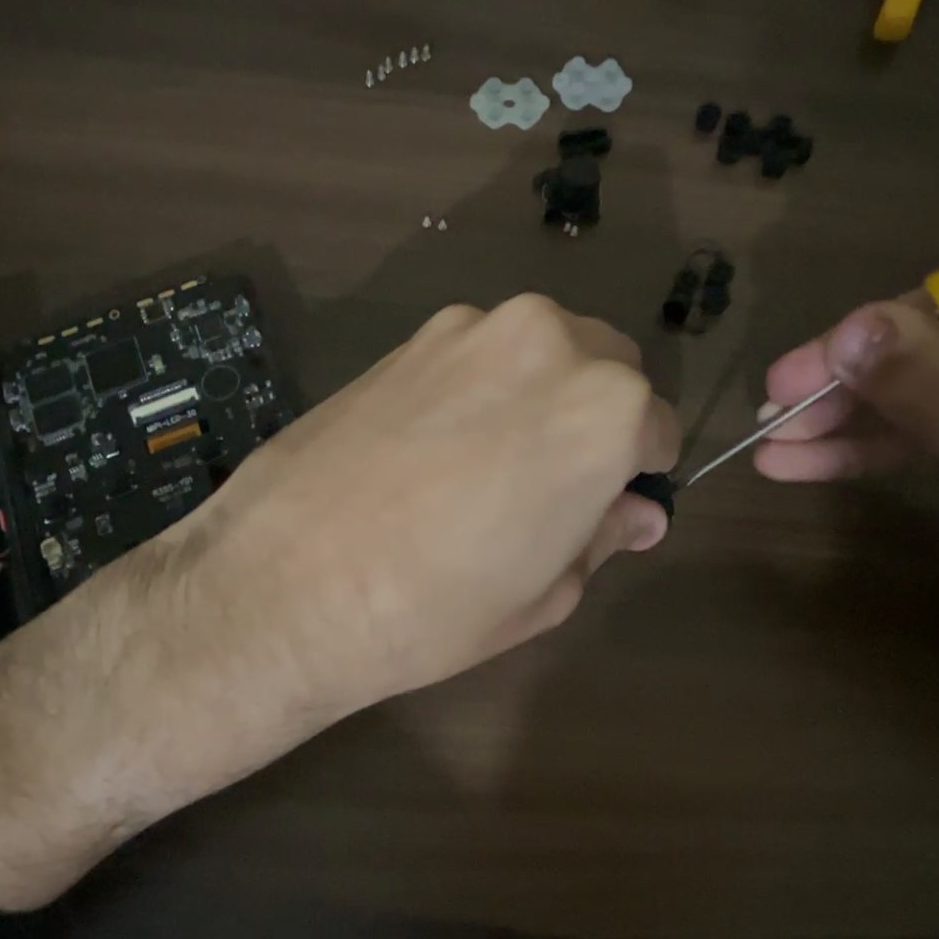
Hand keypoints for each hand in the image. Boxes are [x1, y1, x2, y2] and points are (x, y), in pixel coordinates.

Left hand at [156, 293, 677, 728]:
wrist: (283, 584)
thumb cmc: (434, 608)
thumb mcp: (544, 592)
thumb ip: (603, 535)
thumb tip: (640, 513)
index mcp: (603, 408)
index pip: (655, 426)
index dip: (638, 472)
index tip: (611, 505)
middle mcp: (546, 343)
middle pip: (604, 368)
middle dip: (596, 418)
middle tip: (552, 485)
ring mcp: (468, 330)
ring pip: (540, 351)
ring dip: (538, 395)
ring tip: (487, 467)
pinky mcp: (407, 338)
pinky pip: (476, 355)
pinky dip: (480, 388)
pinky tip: (434, 449)